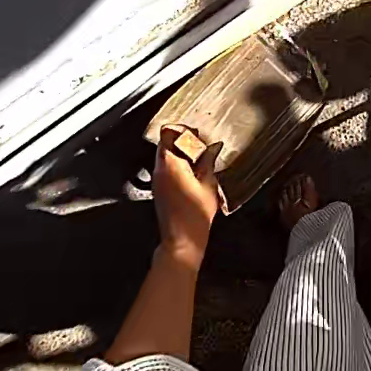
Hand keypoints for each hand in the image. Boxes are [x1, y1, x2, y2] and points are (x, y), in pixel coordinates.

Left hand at [153, 126, 222, 256]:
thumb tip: (212, 147)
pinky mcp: (159, 188)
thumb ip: (208, 162)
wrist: (182, 239)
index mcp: (171, 164)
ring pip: (165, 155)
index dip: (183, 130)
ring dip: (180, 152)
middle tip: (201, 144)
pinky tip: (194, 172)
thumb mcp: (209, 185)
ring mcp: (157, 179)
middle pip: (165, 144)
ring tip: (200, 158)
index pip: (169, 134)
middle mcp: (160, 169)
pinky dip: (178, 164)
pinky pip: (166, 167)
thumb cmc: (196, 214)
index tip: (198, 134)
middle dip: (182, 140)